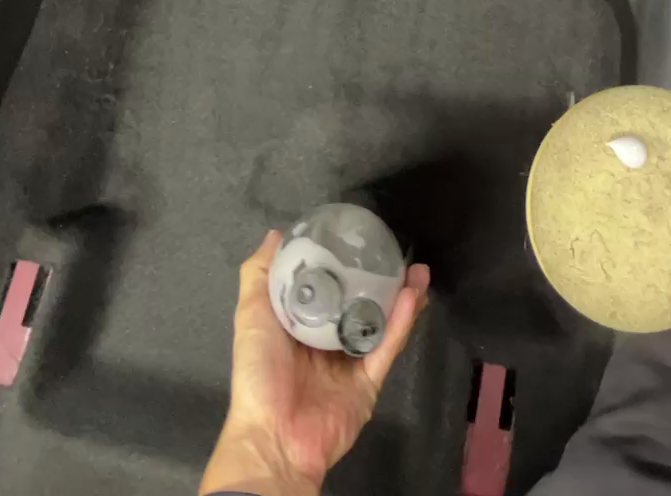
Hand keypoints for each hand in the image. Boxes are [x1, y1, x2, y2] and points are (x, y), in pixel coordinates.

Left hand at [200, 230, 430, 495]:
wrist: (273, 437)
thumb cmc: (259, 371)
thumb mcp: (251, 314)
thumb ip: (261, 274)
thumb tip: (277, 234)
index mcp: (302, 322)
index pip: (327, 284)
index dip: (343, 260)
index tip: (359, 235)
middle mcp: (328, 338)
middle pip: (360, 301)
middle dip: (381, 277)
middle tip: (397, 251)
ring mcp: (351, 360)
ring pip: (381, 321)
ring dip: (402, 296)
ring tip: (418, 270)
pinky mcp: (369, 380)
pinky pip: (388, 346)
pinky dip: (401, 323)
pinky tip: (413, 296)